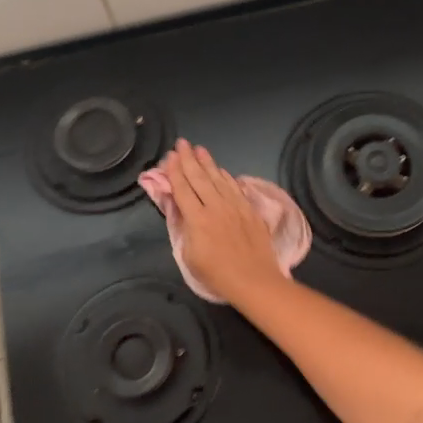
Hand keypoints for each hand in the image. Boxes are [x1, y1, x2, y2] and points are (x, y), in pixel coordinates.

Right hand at [160, 138, 285, 305]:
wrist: (253, 279)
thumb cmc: (217, 274)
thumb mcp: (189, 256)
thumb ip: (184, 229)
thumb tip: (179, 208)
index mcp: (197, 219)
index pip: (182, 189)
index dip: (174, 172)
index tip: (169, 157)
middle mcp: (215, 206)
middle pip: (199, 178)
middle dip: (188, 159)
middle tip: (181, 143)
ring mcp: (235, 206)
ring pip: (218, 178)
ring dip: (207, 162)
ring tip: (199, 149)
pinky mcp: (249, 209)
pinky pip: (235, 187)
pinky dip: (226, 176)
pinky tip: (221, 169)